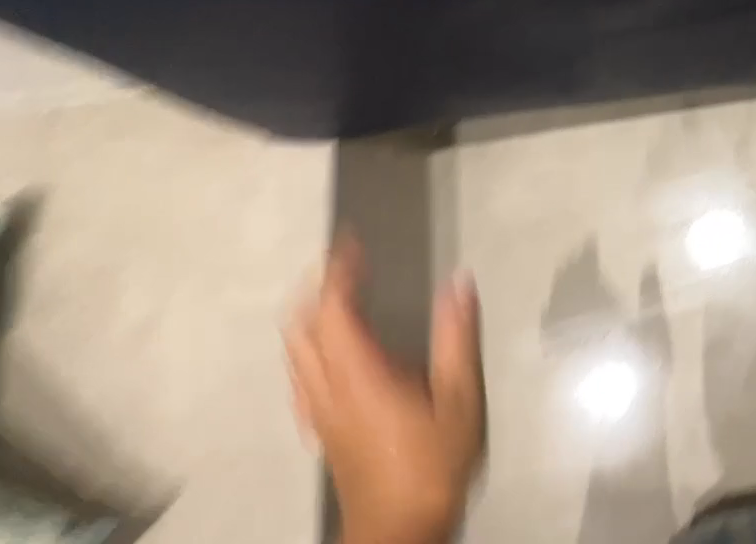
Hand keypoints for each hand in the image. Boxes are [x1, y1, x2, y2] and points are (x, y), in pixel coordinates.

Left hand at [284, 235, 485, 543]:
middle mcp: (328, 389)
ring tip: (338, 290)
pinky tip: (334, 346)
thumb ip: (457, 336)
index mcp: (359, 376)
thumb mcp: (460, 396)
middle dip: (315, 286)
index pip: (334, 311)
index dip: (337, 272)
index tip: (349, 241)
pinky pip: (301, 375)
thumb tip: (459, 282)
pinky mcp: (321, 429)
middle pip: (300, 328)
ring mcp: (319, 412)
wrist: (399, 530)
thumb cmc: (433, 462)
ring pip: (295, 351)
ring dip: (310, 313)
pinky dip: (311, 344)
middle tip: (343, 259)